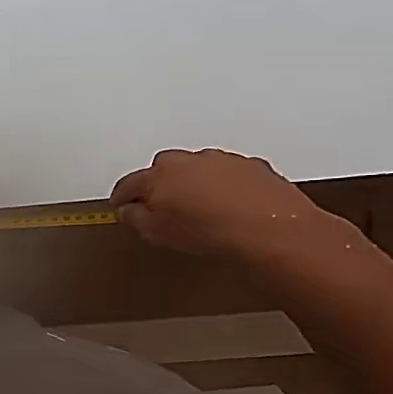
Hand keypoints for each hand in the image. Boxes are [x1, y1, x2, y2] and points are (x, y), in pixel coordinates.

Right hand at [110, 149, 351, 261]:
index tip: (121, 205)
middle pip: (163, 168)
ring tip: (199, 209)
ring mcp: (222, 161)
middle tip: (163, 207)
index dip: (122, 197)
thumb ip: (134, 217)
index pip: (129, 183)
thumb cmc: (212, 231)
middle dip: (160, 184)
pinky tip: (227, 207)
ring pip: (196, 168)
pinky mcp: (252, 166)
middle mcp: (188, 161)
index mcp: (158, 174)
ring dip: (193, 183)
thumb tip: (130, 211)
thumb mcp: (155, 233)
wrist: (271, 233)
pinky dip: (223, 185)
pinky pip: (227, 173)